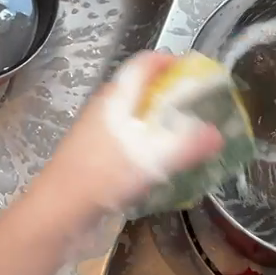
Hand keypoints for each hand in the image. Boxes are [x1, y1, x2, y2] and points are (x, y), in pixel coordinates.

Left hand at [30, 51, 224, 226]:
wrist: (57, 213)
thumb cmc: (101, 176)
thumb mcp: (150, 159)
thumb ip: (186, 145)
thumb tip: (218, 133)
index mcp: (116, 97)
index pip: (144, 64)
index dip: (171, 61)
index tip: (198, 71)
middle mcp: (106, 109)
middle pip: (142, 89)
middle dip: (172, 93)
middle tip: (202, 105)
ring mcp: (100, 133)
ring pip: (136, 116)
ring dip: (162, 121)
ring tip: (190, 133)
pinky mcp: (98, 157)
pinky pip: (131, 140)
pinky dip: (151, 144)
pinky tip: (165, 164)